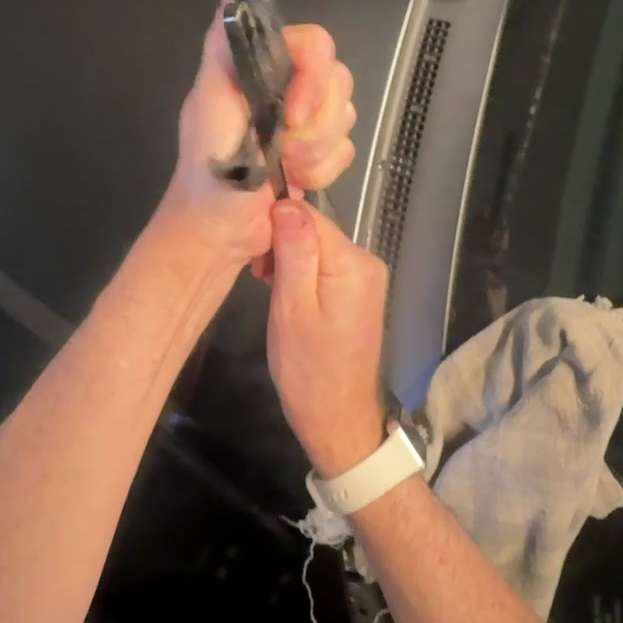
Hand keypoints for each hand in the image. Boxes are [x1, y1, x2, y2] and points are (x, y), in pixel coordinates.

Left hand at [164, 6, 356, 261]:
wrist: (220, 233)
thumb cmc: (210, 172)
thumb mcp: (209, 104)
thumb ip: (223, 50)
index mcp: (258, 67)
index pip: (314, 44)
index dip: (314, 78)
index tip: (294, 115)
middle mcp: (284, 86)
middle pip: (337, 80)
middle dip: (316, 124)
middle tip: (285, 150)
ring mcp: (303, 120)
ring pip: (344, 116)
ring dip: (317, 151)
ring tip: (286, 169)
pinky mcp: (316, 151)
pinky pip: (345, 148)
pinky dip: (322, 170)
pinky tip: (296, 182)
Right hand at [266, 198, 389, 478]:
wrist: (337, 419)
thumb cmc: (308, 369)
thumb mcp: (292, 309)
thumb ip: (293, 254)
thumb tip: (286, 203)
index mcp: (353, 263)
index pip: (308, 217)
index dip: (275, 228)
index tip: (255, 256)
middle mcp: (366, 262)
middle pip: (313, 230)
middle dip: (281, 246)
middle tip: (259, 278)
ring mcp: (365, 277)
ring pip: (315, 247)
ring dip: (287, 261)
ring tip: (268, 290)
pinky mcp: (357, 291)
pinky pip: (323, 265)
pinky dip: (300, 274)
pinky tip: (285, 296)